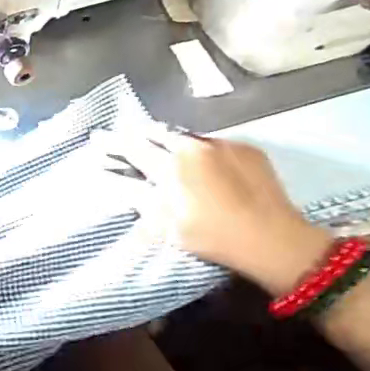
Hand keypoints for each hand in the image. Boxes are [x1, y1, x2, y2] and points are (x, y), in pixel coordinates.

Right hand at [104, 131, 333, 294]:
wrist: (272, 237)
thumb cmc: (212, 237)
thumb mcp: (167, 225)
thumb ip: (140, 199)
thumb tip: (116, 181)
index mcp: (170, 166)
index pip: (133, 147)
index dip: (113, 143)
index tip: (97, 137)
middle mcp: (194, 146)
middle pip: (159, 133)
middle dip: (140, 134)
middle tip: (128, 137)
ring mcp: (223, 144)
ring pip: (188, 136)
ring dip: (171, 141)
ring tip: (164, 148)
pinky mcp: (247, 148)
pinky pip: (215, 144)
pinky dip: (202, 151)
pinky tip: (205, 165)